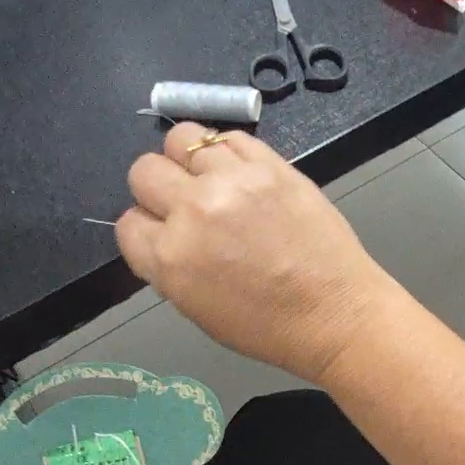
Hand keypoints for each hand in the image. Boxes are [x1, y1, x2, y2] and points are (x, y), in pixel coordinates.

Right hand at [117, 123, 405, 384]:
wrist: (335, 314)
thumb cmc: (268, 327)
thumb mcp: (198, 310)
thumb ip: (169, 266)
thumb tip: (161, 233)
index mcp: (169, 259)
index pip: (128, 223)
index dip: (147, 230)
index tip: (168, 236)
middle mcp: (193, 211)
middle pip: (144, 171)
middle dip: (159, 190)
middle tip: (188, 207)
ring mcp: (233, 181)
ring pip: (181, 139)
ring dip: (189, 161)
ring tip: (212, 182)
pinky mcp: (270, 164)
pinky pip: (228, 137)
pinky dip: (227, 152)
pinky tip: (241, 176)